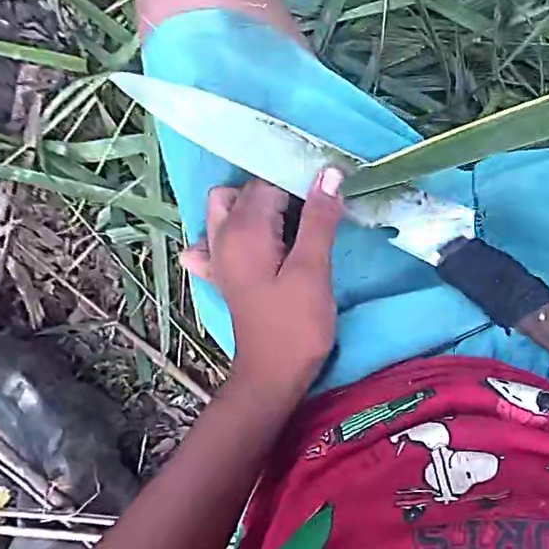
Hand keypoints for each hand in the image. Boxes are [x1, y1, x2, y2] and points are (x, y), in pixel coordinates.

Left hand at [180, 169, 344, 397]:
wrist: (273, 375)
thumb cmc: (297, 325)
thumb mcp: (313, 270)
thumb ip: (319, 219)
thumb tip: (329, 173)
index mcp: (244, 230)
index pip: (271, 183)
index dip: (303, 183)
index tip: (332, 196)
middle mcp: (222, 235)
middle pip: (249, 190)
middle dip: (284, 191)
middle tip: (319, 213)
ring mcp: (217, 256)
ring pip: (228, 208)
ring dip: (257, 206)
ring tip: (291, 223)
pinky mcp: (222, 274)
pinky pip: (216, 238)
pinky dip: (233, 231)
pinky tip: (255, 243)